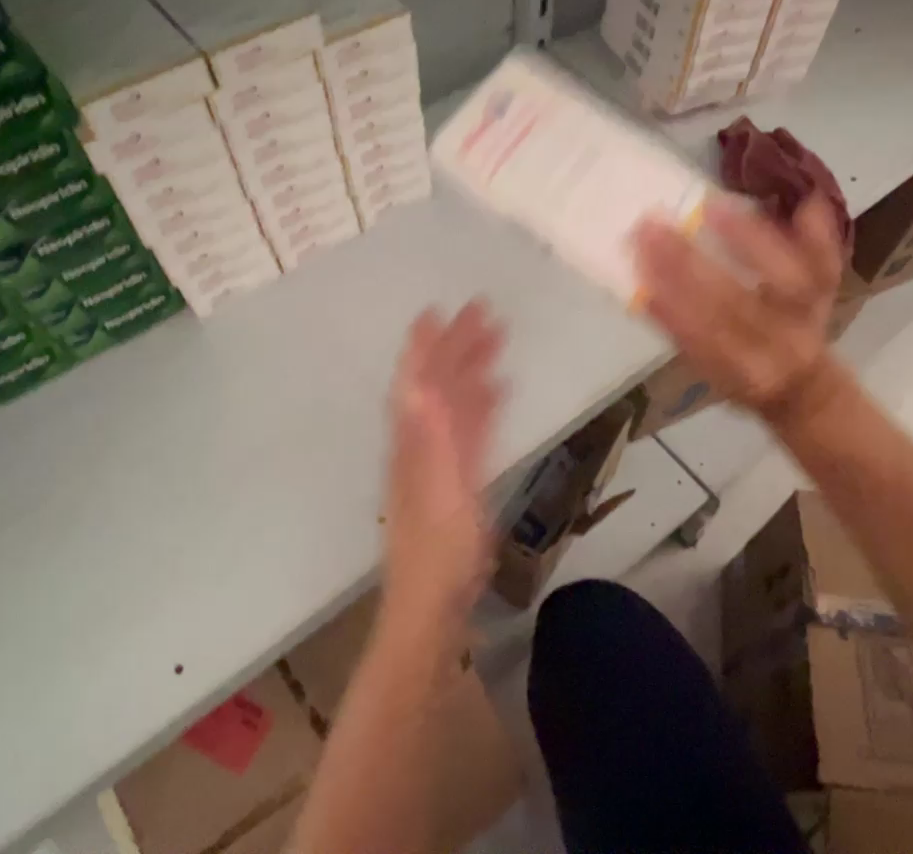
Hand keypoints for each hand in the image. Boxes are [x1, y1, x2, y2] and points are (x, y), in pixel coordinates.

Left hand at [382, 301, 506, 633]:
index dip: (425, 346)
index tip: (437, 310)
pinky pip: (471, 428)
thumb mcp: (437, 493)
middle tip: (483, 311)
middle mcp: (423, 442)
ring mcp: (441, 459)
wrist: (434, 602)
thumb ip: (430, 439)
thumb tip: (419, 386)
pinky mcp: (459, 478)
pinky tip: (498, 390)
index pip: (417, 381)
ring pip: (456, 402)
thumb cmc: (437, 550)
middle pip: (438, 384)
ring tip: (497, 338)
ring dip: (472, 368)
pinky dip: (483, 404)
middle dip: (457, 346)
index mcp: (414, 441)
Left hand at [634, 196, 847, 421]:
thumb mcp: (822, 283)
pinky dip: (660, 315)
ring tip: (636, 246)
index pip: (785, 275)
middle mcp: (779, 341)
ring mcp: (744, 362)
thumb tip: (810, 203)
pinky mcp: (714, 373)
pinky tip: (638, 288)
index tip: (712, 205)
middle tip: (652, 223)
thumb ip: (818, 245)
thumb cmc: (801, 321)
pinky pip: (684, 342)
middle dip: (689, 260)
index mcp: (807, 311)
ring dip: (665, 284)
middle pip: (732, 300)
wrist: (797, 394)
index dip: (750, 240)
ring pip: (701, 323)